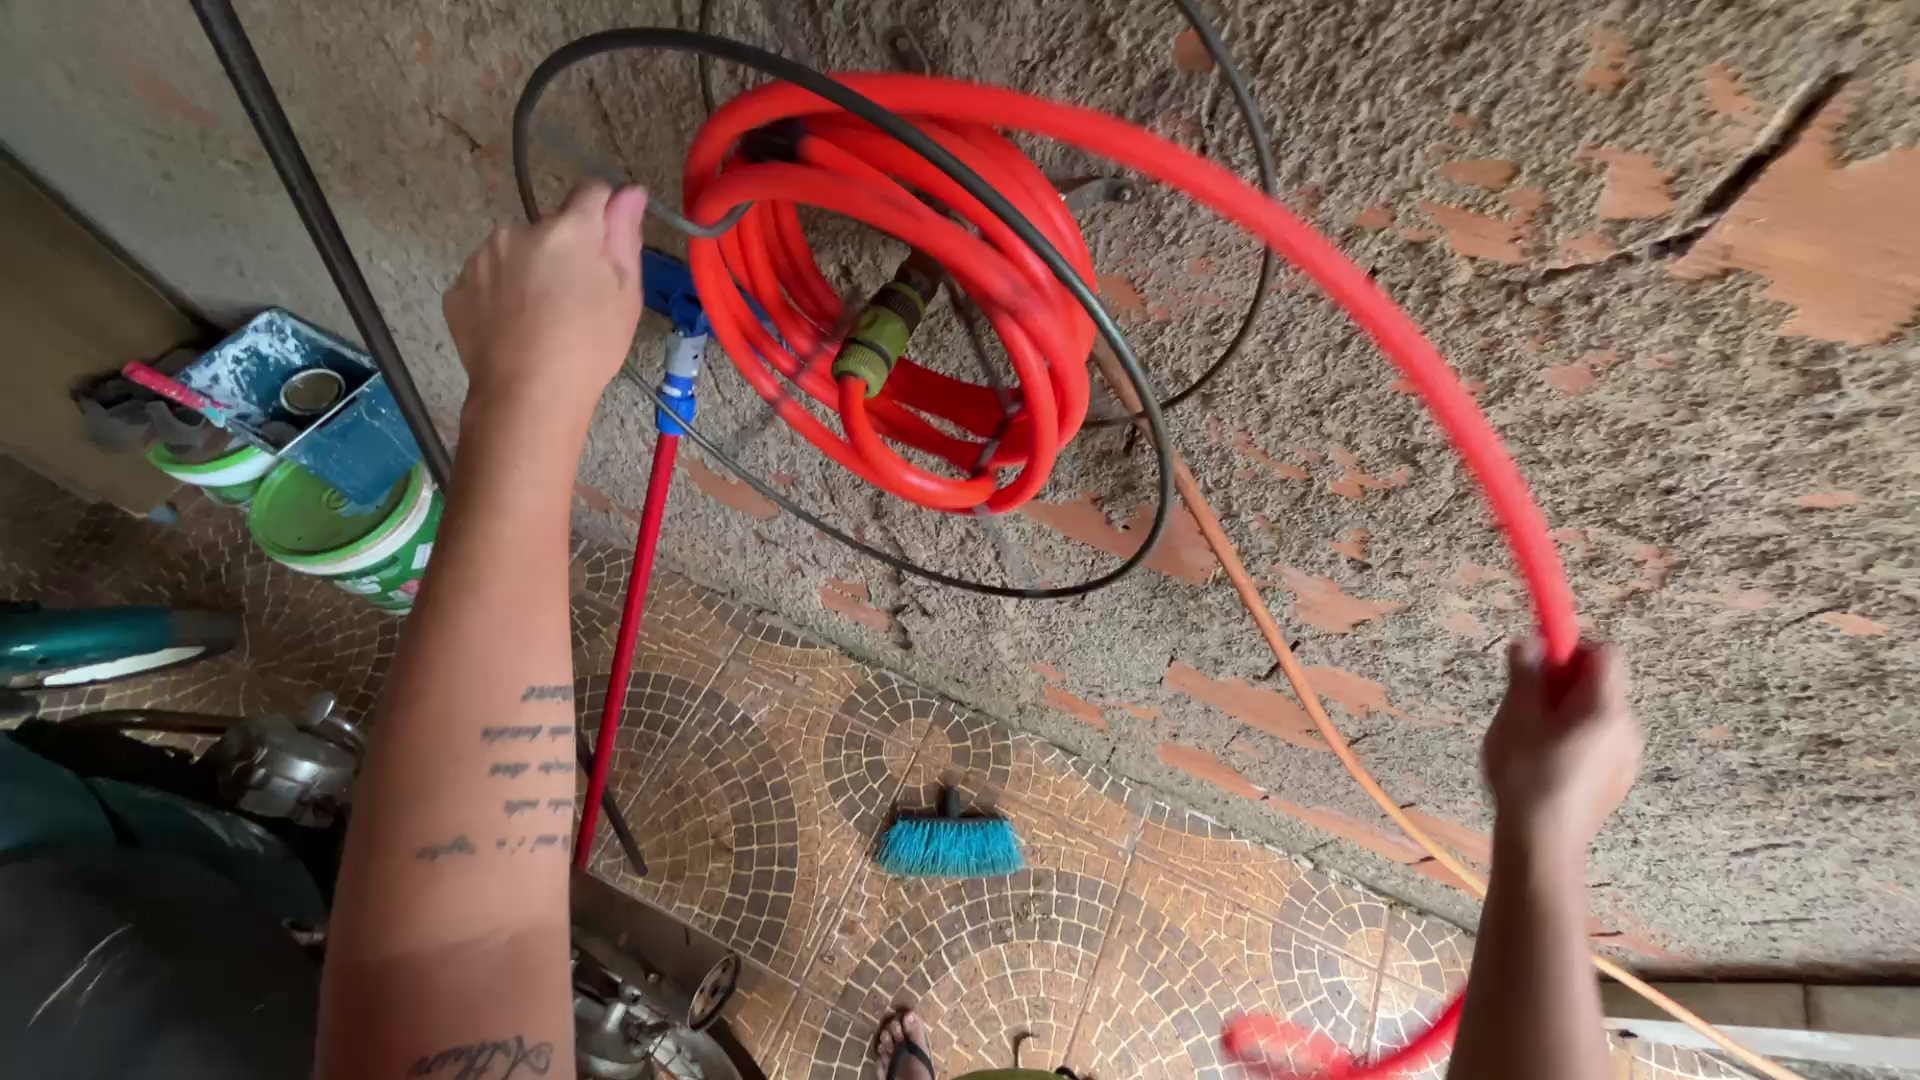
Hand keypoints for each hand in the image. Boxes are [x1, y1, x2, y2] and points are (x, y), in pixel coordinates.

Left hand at [443, 183, 647, 418]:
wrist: (528, 393)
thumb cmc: (590, 346)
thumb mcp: (626, 294)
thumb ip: (625, 236)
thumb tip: (630, 192)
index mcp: (568, 230)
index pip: (592, 194)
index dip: (606, 216)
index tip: (610, 248)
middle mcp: (518, 230)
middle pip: (550, 230)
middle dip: (565, 253)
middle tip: (579, 302)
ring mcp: (482, 258)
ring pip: (516, 254)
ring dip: (531, 273)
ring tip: (544, 320)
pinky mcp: (458, 288)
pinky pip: (488, 282)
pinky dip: (503, 298)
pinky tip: (518, 330)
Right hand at [1483, 639, 1641, 857]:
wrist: (1544, 837)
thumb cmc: (1525, 772)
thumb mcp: (1516, 717)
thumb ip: (1527, 676)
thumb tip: (1531, 640)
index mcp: (1605, 709)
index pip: (1606, 654)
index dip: (1572, 649)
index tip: (1538, 664)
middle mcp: (1628, 726)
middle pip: (1601, 683)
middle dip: (1562, 683)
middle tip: (1524, 704)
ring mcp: (1628, 753)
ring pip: (1596, 712)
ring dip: (1565, 711)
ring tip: (1531, 737)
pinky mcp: (1619, 774)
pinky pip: (1599, 737)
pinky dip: (1574, 735)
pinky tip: (1547, 761)